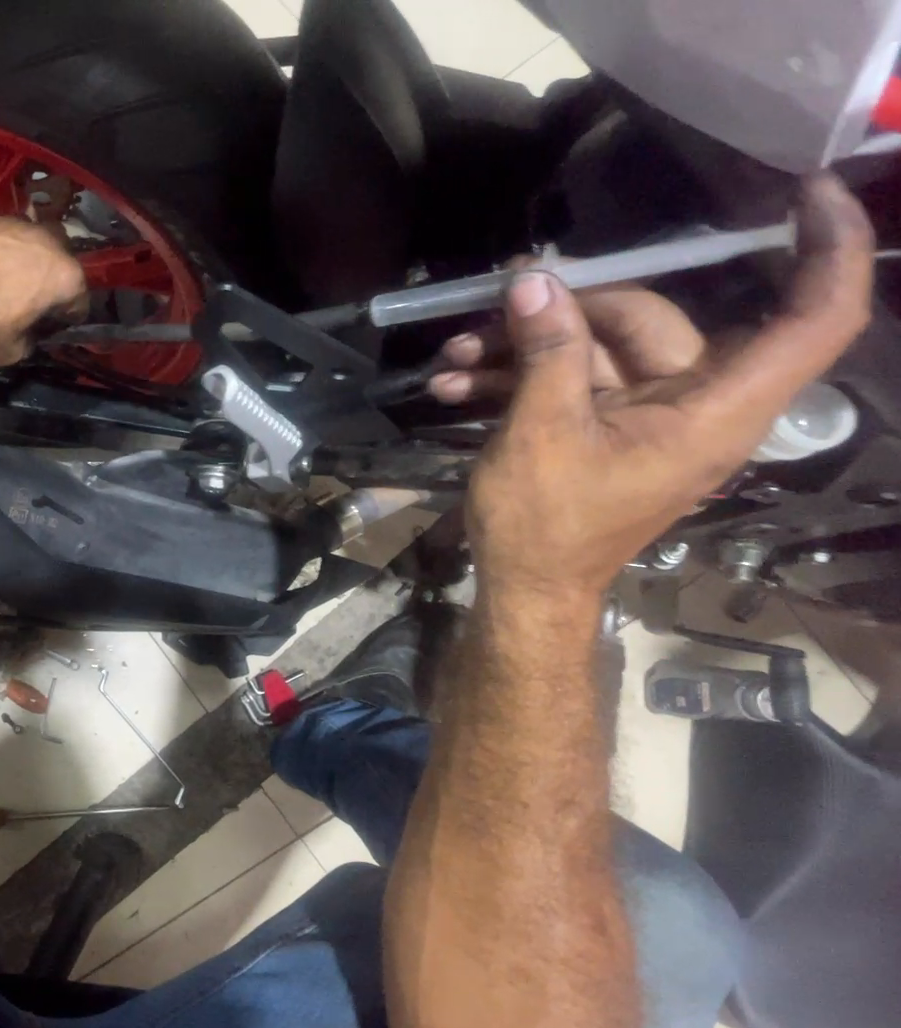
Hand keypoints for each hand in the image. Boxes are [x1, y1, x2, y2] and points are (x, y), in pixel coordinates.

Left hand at [0, 218, 87, 363]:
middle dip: (48, 285)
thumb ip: (27, 342)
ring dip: (22, 265)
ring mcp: (14, 223)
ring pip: (29, 247)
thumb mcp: (8, 352)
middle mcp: (47, 241)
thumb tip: (26, 336)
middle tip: (27, 307)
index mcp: (64, 276)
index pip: (79, 302)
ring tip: (0, 288)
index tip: (48, 332)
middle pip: (58, 266)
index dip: (64, 321)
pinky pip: (0, 241)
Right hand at [454, 173, 873, 602]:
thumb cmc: (547, 523)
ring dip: (518, 350)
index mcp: (714, 410)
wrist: (522, 587)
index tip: (801, 192)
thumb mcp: (541, 433)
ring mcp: (641, 417)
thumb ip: (548, 352)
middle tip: (489, 314)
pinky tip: (455, 386)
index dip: (826, 249)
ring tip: (451, 362)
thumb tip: (534, 280)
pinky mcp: (599, 429)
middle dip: (562, 313)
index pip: (812, 319)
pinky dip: (513, 380)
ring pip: (592, 351)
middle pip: (649, 323)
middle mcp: (691, 405)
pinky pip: (566, 383)